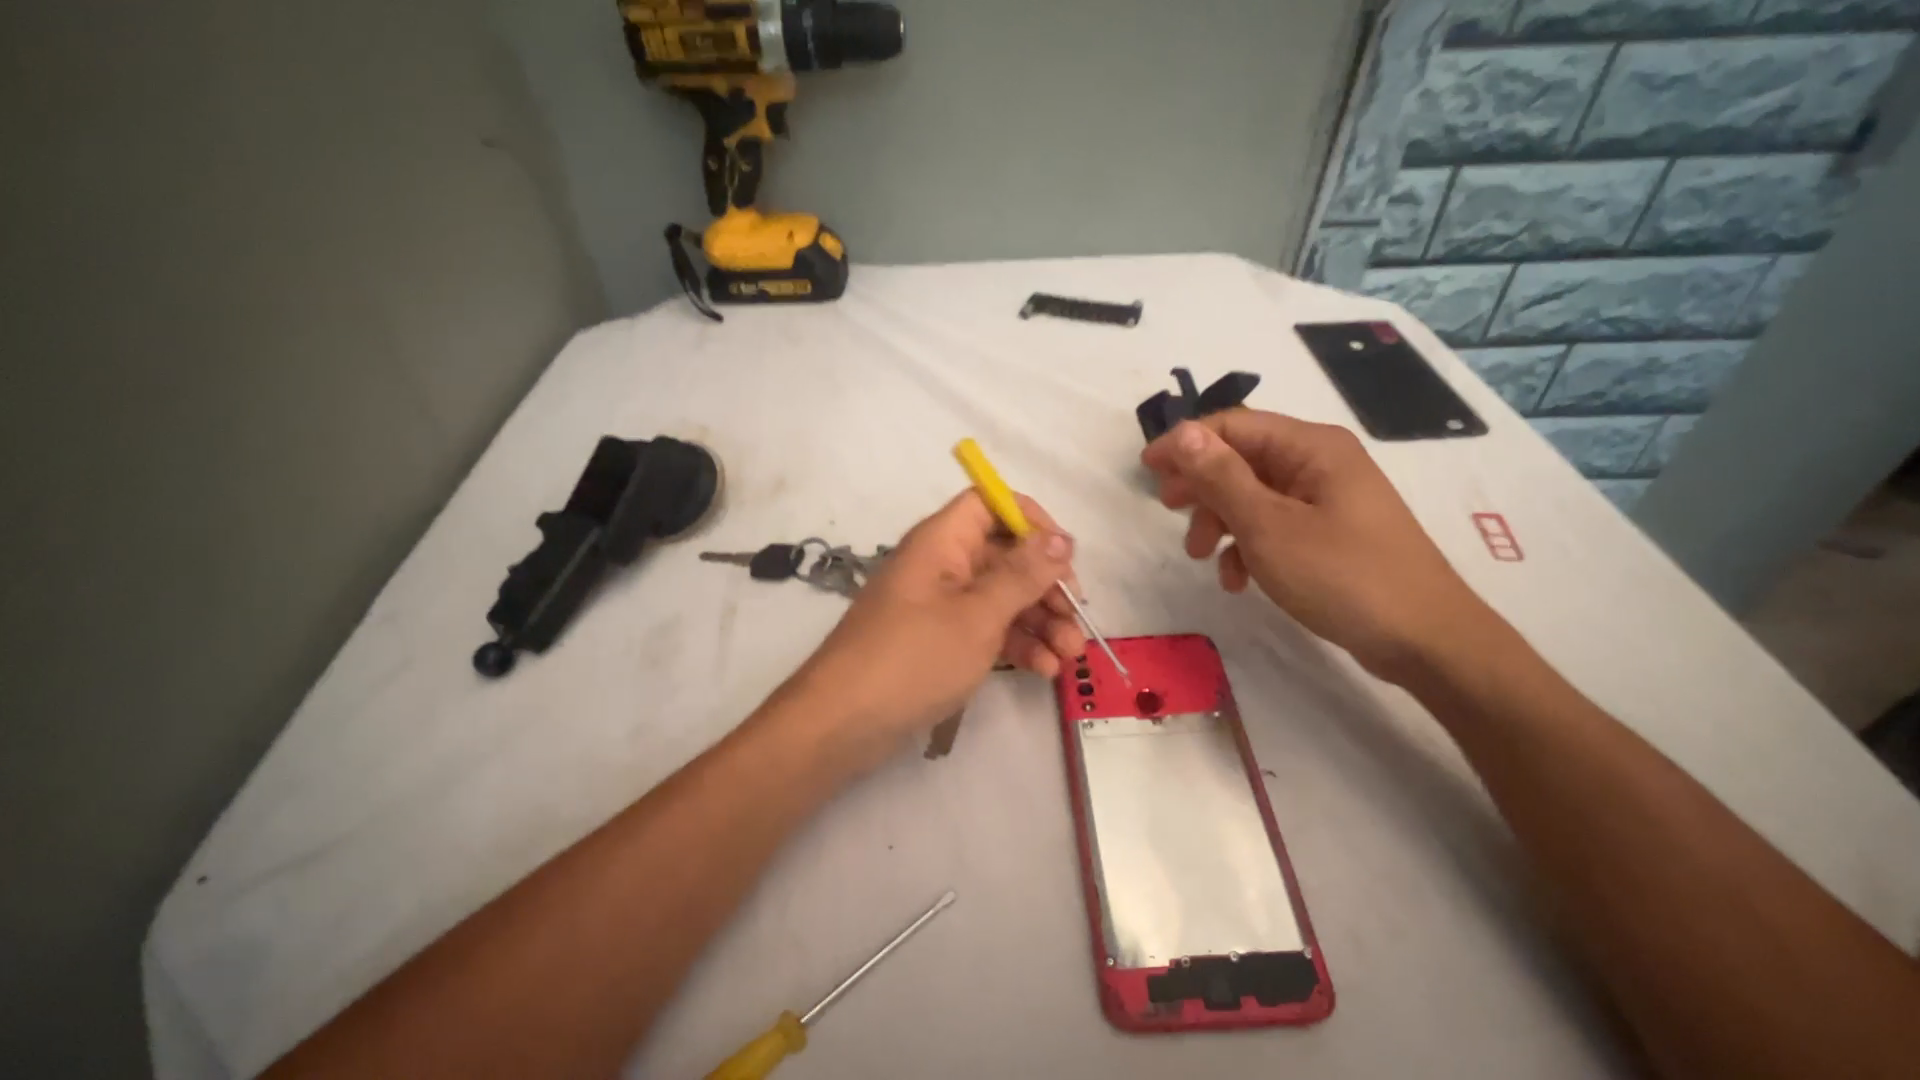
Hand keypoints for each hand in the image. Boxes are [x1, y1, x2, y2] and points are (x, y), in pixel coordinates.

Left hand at [786, 489, 1085, 754]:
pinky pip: (985, 630)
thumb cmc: (912, 658)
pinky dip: (1016, 645)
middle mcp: (940, 565)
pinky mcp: (938, 643)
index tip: (1065, 556)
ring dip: (1040, 621)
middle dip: (1046, 584)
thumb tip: (1060, 538)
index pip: (990, 503)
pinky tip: (1044, 670)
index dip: (1031, 521)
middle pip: (1004, 555)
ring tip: (1071, 654)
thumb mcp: (977, 616)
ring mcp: (938, 606)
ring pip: (1001, 598)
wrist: (842, 724)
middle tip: (1078, 617)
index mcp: (941, 542)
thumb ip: (1023, 576)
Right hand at [1141, 411, 1499, 682]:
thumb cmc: (1342, 575)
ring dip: (1221, 521)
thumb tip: (1182, 432)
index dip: (1186, 443)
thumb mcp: (1268, 526)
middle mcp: (1321, 463)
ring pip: (1255, 495)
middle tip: (1170, 512)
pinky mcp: (1332, 534)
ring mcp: (1329, 500)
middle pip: (1243, 458)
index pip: (1233, 425)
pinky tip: (1239, 580)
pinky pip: (1276, 525)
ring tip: (1202, 558)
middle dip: (1202, 485)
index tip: (1147, 473)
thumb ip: (1221, 478)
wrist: (1424, 639)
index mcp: (1311, 447)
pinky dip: (1249, 546)